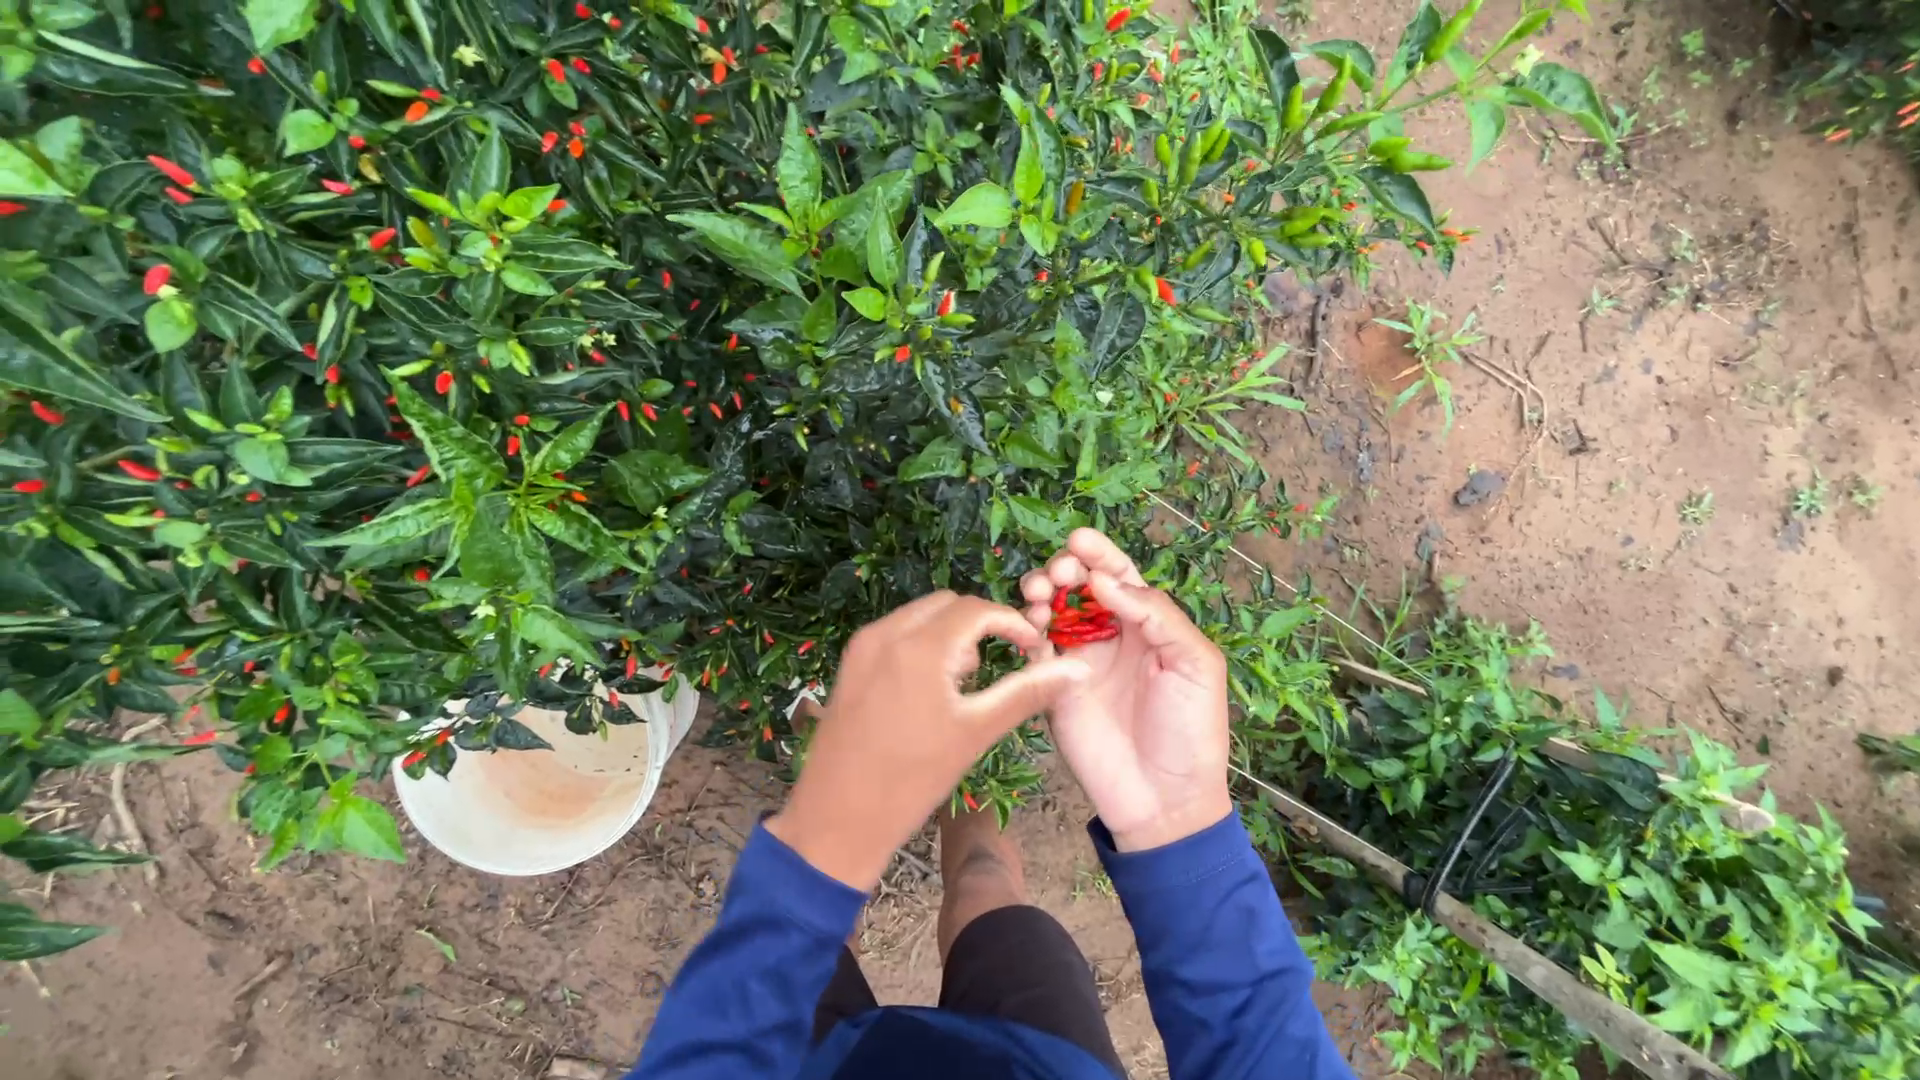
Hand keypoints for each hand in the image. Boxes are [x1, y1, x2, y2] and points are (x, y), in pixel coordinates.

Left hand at [766, 592, 1089, 889]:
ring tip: (961, 686)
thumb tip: (1078, 669)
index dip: (1011, 622)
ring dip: (950, 635)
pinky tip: (928, 691)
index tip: (1033, 648)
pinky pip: (895, 634)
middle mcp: (885, 632)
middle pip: (947, 604)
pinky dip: (922, 645)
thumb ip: (1026, 692)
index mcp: (918, 646)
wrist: (835, 820)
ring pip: (919, 616)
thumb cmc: (911, 780)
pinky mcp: (849, 664)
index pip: (976, 609)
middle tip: (994, 670)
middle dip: (979, 627)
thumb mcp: (975, 733)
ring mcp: (862, 646)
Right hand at [1021, 528, 1231, 852]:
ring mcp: (1078, 660)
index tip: (1079, 539)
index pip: (1120, 576)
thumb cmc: (1192, 731)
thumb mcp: (1195, 664)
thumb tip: (1106, 581)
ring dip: (1039, 592)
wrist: (1164, 799)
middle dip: (1064, 568)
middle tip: (1059, 572)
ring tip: (1037, 593)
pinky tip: (1031, 626)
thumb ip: (1157, 616)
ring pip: (1051, 611)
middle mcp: (1110, 635)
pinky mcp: (1054, 687)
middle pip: (1078, 586)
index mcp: (1148, 625)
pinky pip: (1034, 649)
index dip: (1100, 554)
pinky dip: (1026, 630)